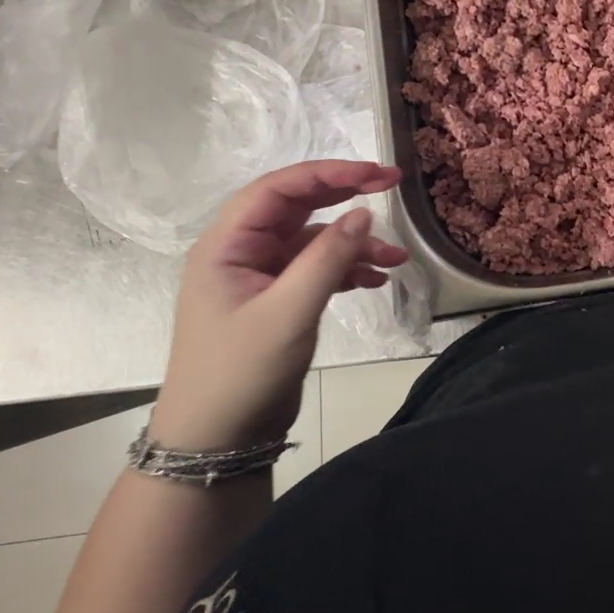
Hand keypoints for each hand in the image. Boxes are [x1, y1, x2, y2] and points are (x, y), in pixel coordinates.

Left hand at [148, 160, 410, 451]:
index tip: (379, 175)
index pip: (279, 190)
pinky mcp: (276, 301)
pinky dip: (348, 268)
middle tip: (393, 186)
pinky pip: (317, 268)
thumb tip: (364, 214)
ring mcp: (258, 278)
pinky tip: (375, 280)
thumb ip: (327, 259)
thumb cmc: (241, 371)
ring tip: (396, 259)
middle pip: (296, 206)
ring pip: (313, 239)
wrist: (217, 439)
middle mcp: (240, 253)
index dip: (329, 174)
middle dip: (345, 195)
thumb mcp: (289, 312)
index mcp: (226, 246)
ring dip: (354, 242)